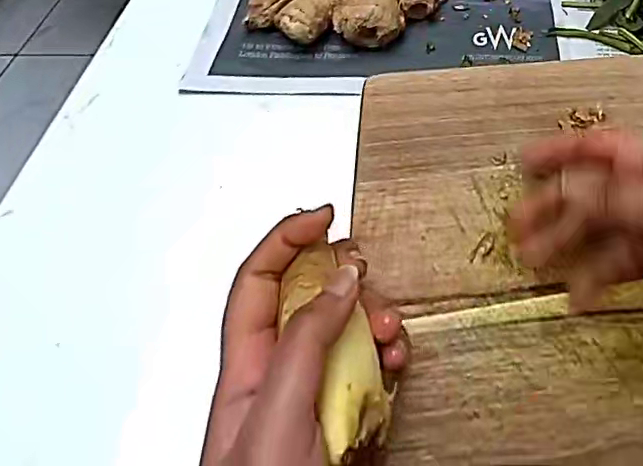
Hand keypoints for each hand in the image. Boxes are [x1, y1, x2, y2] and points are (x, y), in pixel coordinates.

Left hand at [201, 206, 408, 465]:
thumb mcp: (278, 410)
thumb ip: (306, 340)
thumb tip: (341, 279)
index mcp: (247, 367)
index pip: (260, 278)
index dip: (288, 238)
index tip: (324, 217)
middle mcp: (279, 377)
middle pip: (310, 296)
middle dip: (343, 275)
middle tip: (364, 274)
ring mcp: (314, 401)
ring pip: (346, 330)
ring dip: (374, 318)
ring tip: (388, 330)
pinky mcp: (347, 426)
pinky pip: (372, 371)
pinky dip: (389, 357)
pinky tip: (395, 362)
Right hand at [508, 130, 642, 309]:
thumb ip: (612, 202)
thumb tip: (568, 200)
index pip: (592, 148)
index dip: (557, 151)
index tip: (524, 161)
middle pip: (587, 193)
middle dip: (551, 208)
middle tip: (516, 226)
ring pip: (598, 231)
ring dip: (566, 246)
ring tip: (534, 264)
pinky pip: (620, 262)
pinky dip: (598, 276)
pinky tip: (580, 294)